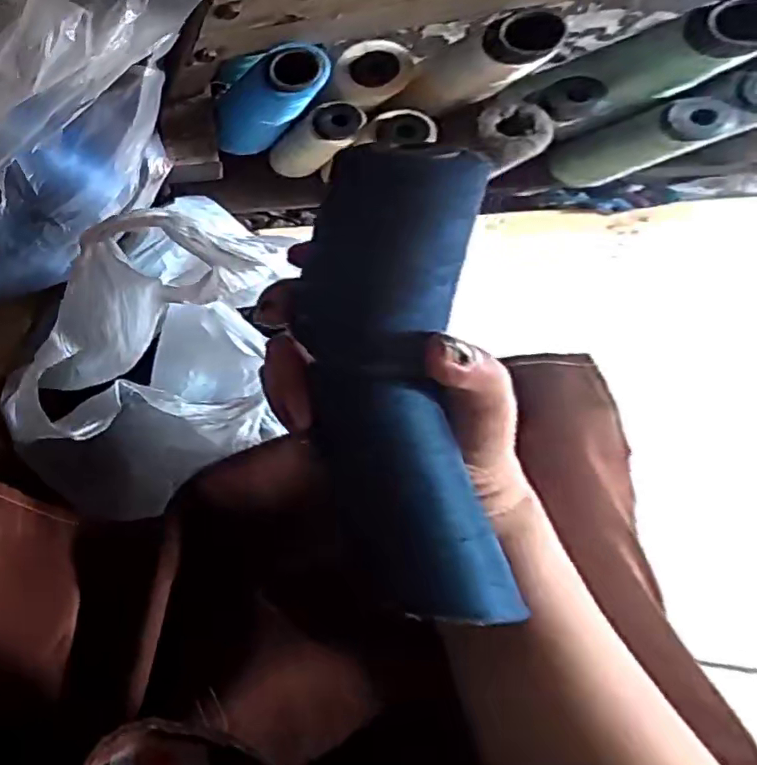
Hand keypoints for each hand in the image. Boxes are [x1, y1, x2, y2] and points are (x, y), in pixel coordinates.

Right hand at [254, 246, 531, 518]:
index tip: (299, 256)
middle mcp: (357, 350)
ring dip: (282, 366)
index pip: (357, 288)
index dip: (324, 264)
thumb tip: (436, 346)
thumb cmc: (476, 452)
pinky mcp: (309, 408)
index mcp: (397, 337)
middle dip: (285, 305)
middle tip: (275, 313)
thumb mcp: (491, 415)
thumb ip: (480, 382)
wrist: (450, 508)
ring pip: (285, 349)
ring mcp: (329, 379)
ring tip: (304, 403)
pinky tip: (302, 419)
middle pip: (307, 310)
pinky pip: (279, 390)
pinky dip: (282, 398)